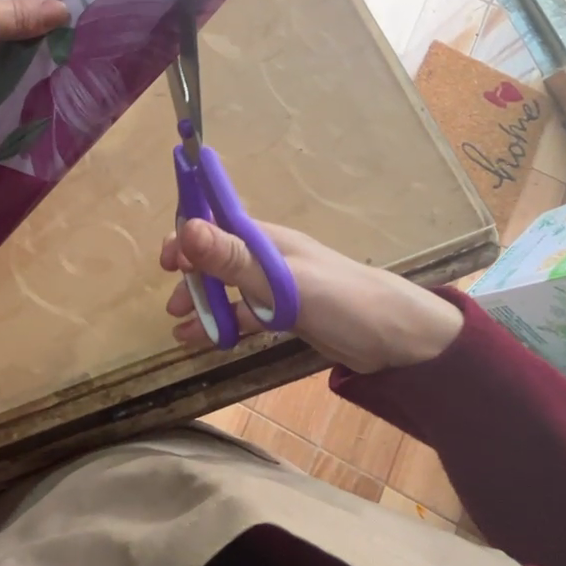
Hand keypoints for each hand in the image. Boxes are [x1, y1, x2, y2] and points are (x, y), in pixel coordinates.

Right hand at [160, 219, 464, 373]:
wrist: (399, 340)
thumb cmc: (341, 300)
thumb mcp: (280, 282)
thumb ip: (232, 258)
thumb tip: (185, 228)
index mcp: (264, 239)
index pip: (214, 224)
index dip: (186, 238)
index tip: (166, 265)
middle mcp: (265, 256)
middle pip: (215, 258)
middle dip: (190, 277)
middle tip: (174, 306)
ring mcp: (274, 285)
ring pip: (226, 288)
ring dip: (202, 303)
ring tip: (179, 326)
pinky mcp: (284, 312)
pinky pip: (243, 313)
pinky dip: (222, 324)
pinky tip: (201, 341)